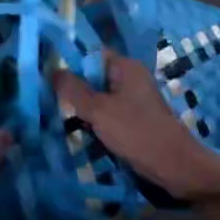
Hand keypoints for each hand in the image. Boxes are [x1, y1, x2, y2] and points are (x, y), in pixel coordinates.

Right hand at [53, 53, 219, 200]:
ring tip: (59, 117)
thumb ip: (74, 90)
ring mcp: (133, 100)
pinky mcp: (134, 119)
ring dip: (81, 108)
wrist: (174, 165)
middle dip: (72, 89)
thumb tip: (52, 70)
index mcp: (126, 67)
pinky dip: (94, 121)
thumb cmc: (137, 133)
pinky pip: (107, 113)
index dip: (68, 63)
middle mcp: (130, 78)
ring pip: (98, 97)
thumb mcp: (99, 110)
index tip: (45, 78)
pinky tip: (80, 131)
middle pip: (93, 76)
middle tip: (48, 102)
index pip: (90, 54)